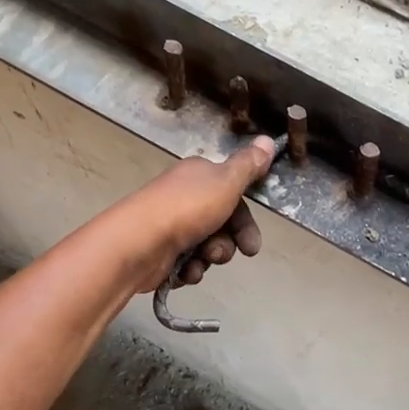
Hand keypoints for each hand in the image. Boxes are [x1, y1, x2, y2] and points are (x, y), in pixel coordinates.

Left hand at [109, 136, 276, 293]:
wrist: (140, 243)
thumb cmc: (187, 208)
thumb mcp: (226, 181)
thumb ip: (249, 165)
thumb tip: (268, 140)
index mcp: (199, 176)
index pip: (233, 195)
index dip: (246, 218)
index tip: (253, 240)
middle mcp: (185, 198)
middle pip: (223, 224)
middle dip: (230, 242)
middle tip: (237, 252)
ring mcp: (173, 226)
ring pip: (207, 246)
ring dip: (211, 256)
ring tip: (202, 258)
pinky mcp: (162, 252)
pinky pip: (188, 263)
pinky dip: (191, 268)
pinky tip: (186, 269)